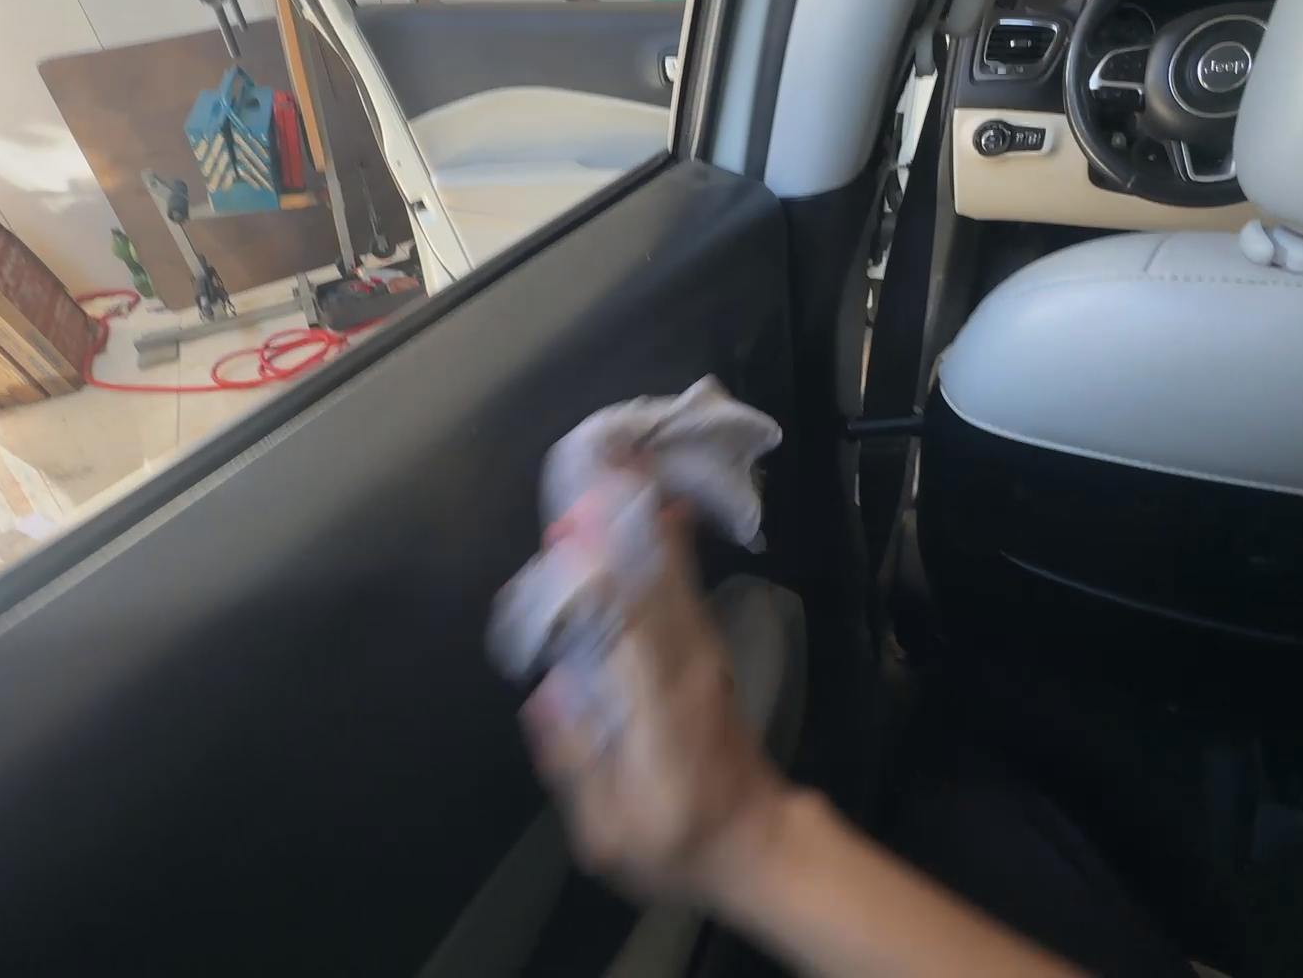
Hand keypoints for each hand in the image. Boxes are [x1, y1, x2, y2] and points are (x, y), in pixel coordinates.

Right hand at [518, 504, 792, 903]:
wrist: (755, 839)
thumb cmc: (677, 840)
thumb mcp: (609, 832)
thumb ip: (575, 761)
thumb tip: (547, 690)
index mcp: (658, 709)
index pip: (629, 624)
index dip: (606, 568)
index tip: (583, 518)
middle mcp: (686, 666)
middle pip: (653, 582)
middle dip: (626, 522)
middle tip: (606, 462)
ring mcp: (704, 653)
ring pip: (673, 575)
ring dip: (647, 522)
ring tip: (624, 467)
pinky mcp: (708, 650)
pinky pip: (684, 587)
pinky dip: (671, 544)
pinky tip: (664, 508)